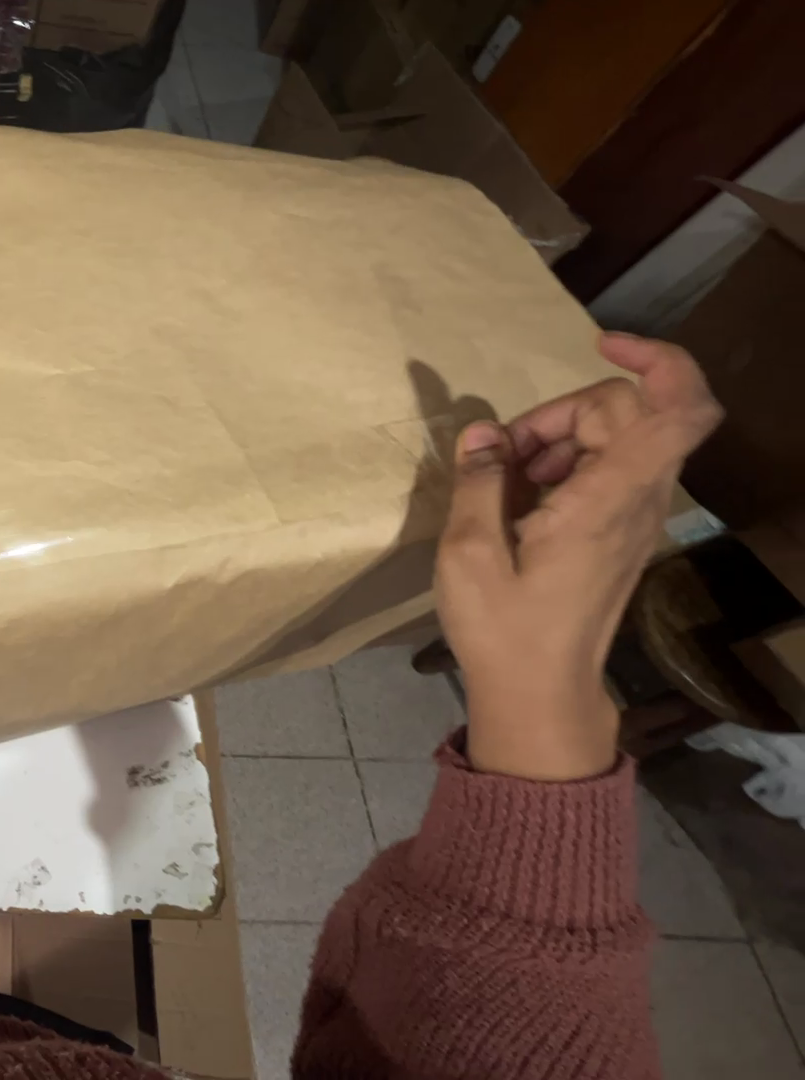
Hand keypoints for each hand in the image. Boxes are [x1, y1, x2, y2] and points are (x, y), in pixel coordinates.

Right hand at [435, 333, 721, 781]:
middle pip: (629, 414)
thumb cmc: (501, 622)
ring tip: (496, 481)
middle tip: (495, 454)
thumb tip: (481, 432)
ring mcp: (633, 517)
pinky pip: (604, 471)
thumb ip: (478, 484)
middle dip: (558, 413)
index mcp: (608, 500)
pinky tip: (513, 499)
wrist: (539, 684)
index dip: (657, 359)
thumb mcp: (468, 551)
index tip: (598, 344)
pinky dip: (558, 466)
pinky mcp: (618, 531)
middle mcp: (638, 500)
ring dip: (553, 441)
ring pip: (616, 440)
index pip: (678, 408)